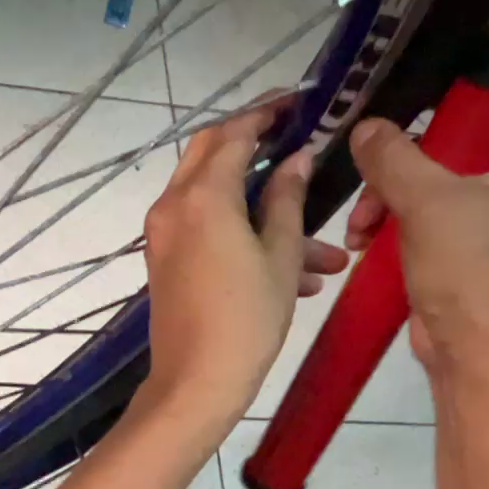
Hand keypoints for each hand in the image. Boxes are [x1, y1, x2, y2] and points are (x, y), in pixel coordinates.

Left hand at [140, 98, 347, 426]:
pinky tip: (298, 279)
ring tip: (324, 256)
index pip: (233, 133)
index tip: (300, 105)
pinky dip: (244, 241)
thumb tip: (295, 161)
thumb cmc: (245, 321)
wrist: (195, 384)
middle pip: (212, 155)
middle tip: (297, 146)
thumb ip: (286, 200)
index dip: (267, 114)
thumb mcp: (279, 257)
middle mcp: (172, 208)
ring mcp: (163, 238)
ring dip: (266, 216)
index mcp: (201, 197)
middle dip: (256, 147)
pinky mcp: (165, 265)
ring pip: (216, 203)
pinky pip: (205, 235)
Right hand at [344, 0, 488, 368]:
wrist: (470, 348)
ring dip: (397, 177)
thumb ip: (395, 157)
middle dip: (436, 116)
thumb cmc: (472, 270)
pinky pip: (430, 196)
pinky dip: (395, 208)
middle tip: (399, 119)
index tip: (487, 32)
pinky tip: (363, 235)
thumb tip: (367, 128)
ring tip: (364, 211)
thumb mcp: (429, 204)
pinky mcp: (468, 229)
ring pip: (450, 157)